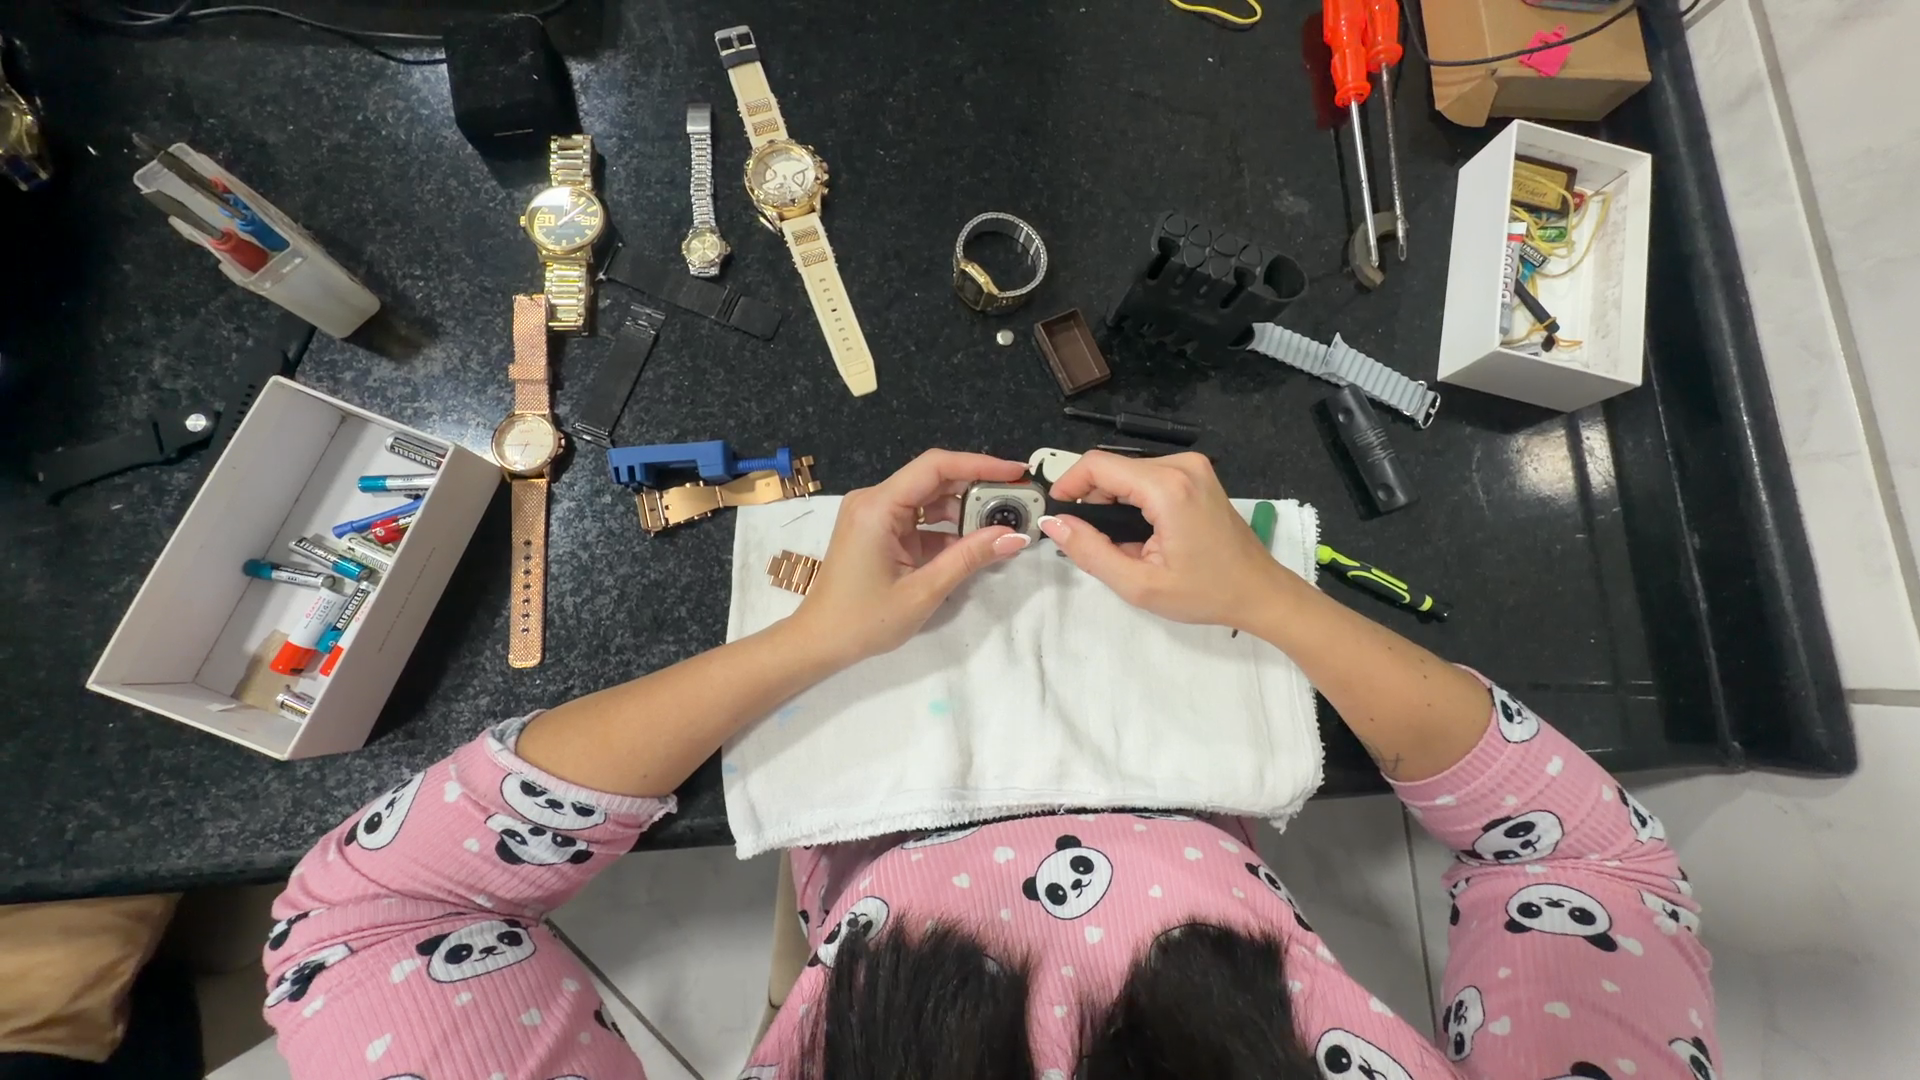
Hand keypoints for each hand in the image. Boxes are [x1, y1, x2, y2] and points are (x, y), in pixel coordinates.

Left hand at [789, 449, 1031, 663]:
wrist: (819, 642)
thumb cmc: (865, 620)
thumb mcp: (923, 591)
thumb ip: (969, 558)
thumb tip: (1015, 537)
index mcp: (878, 507)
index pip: (935, 467)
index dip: (979, 464)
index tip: (1016, 472)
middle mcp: (874, 500)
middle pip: (934, 479)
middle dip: (977, 488)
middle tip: (1017, 501)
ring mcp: (874, 514)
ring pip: (929, 499)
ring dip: (964, 510)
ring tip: (1003, 524)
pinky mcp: (878, 530)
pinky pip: (919, 519)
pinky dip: (947, 529)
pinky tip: (975, 542)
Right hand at [1040, 451, 1296, 628]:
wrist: (1260, 592)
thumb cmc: (1204, 593)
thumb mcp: (1138, 584)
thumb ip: (1090, 551)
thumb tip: (1054, 524)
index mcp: (1167, 487)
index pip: (1097, 465)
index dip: (1068, 484)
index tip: (1058, 515)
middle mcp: (1181, 466)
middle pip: (1112, 468)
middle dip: (1093, 501)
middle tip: (1096, 542)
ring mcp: (1193, 467)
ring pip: (1128, 473)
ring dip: (1114, 504)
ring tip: (1123, 544)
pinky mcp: (1198, 474)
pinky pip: (1148, 477)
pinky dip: (1134, 501)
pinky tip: (1143, 534)